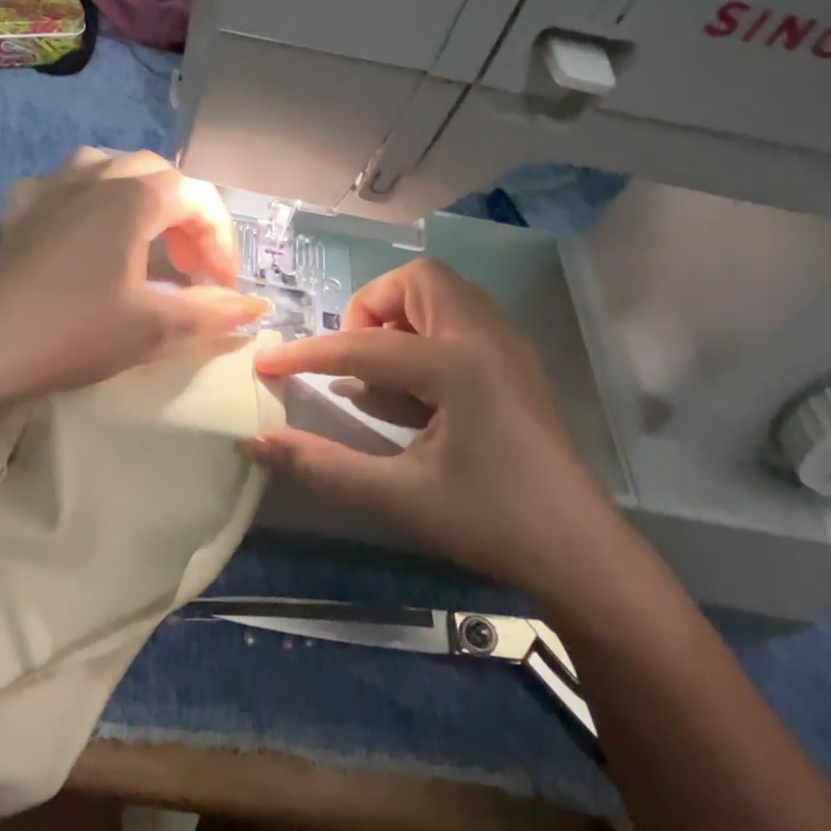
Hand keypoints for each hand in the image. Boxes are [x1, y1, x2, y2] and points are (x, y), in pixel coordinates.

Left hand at [0, 148, 269, 395]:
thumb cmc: (76, 333)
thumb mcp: (154, 328)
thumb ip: (211, 313)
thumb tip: (255, 306)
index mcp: (131, 196)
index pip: (196, 197)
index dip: (222, 240)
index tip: (225, 288)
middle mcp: (91, 176)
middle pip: (155, 176)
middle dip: (185, 218)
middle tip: (193, 269)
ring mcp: (47, 191)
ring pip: (106, 171)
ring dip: (138, 202)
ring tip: (146, 244)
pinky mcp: (17, 216)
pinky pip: (60, 190)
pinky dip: (84, 205)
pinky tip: (81, 233)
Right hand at [244, 259, 621, 595]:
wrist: (576, 550)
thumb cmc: (487, 521)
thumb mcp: (396, 496)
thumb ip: (320, 465)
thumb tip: (255, 443)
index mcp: (457, 364)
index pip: (362, 345)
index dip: (304, 355)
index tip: (262, 364)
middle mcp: (486, 338)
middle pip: (417, 280)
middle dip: (369, 310)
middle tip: (350, 365)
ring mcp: (508, 348)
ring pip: (444, 296)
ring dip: (400, 320)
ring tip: (378, 380)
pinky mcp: (515, 367)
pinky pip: (462, 323)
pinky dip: (426, 338)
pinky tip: (413, 397)